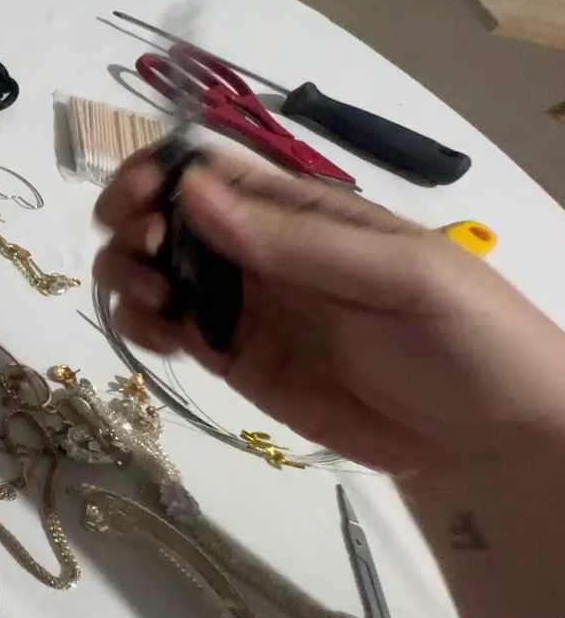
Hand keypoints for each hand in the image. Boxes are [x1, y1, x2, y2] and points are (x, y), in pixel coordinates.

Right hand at [93, 148, 564, 472]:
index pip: (204, 171)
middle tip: (141, 253)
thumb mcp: (400, 275)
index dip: (155, 174)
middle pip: (156, 215)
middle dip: (128, 224)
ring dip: (124, 273)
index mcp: (292, 214)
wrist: (492, 446)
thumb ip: (295, 237)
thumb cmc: (464, 340)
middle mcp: (248, 250)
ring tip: (153, 301)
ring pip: (142, 267)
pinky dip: (136, 324)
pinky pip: (154, 325)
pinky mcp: (218, 351)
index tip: (134, 198)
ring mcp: (229, 302)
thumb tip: (191, 192)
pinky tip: (159, 338)